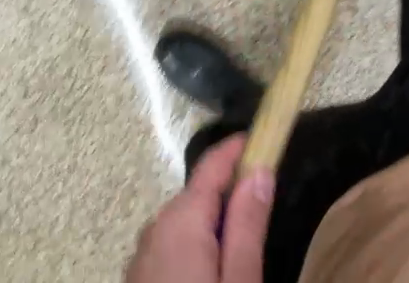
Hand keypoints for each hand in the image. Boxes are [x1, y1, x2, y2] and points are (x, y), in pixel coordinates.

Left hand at [124, 136, 271, 282]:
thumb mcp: (240, 278)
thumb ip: (248, 223)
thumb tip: (260, 169)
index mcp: (181, 218)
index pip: (213, 162)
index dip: (241, 146)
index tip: (269, 139)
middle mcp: (156, 226)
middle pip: (201, 191)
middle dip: (232, 191)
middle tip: (265, 207)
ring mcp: (142, 252)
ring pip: (188, 218)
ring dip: (214, 220)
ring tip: (242, 246)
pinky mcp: (139, 275)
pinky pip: (174, 241)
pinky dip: (196, 242)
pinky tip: (211, 269)